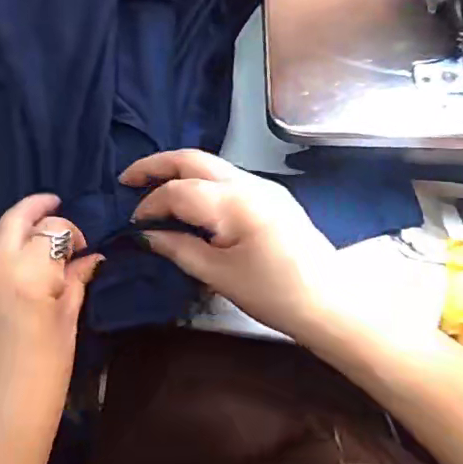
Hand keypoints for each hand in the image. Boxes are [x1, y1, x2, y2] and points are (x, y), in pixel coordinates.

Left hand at [0, 194, 101, 453]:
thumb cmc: (44, 378)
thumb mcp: (67, 327)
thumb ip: (75, 283)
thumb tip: (86, 258)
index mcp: (24, 272)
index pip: (51, 229)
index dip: (72, 231)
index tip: (86, 247)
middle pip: (14, 219)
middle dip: (37, 208)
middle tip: (57, 203)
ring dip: (21, 233)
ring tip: (46, 245)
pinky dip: (8, 256)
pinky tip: (25, 273)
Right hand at [120, 149, 342, 338]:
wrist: (335, 304)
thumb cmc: (274, 294)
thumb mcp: (217, 275)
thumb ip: (177, 248)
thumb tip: (145, 234)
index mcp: (234, 202)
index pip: (176, 191)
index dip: (149, 204)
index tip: (134, 224)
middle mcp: (248, 183)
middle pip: (191, 159)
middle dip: (155, 165)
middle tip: (126, 179)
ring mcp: (263, 186)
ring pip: (209, 163)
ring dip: (177, 170)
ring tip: (151, 187)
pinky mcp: (272, 196)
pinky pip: (225, 176)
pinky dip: (197, 180)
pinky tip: (187, 200)